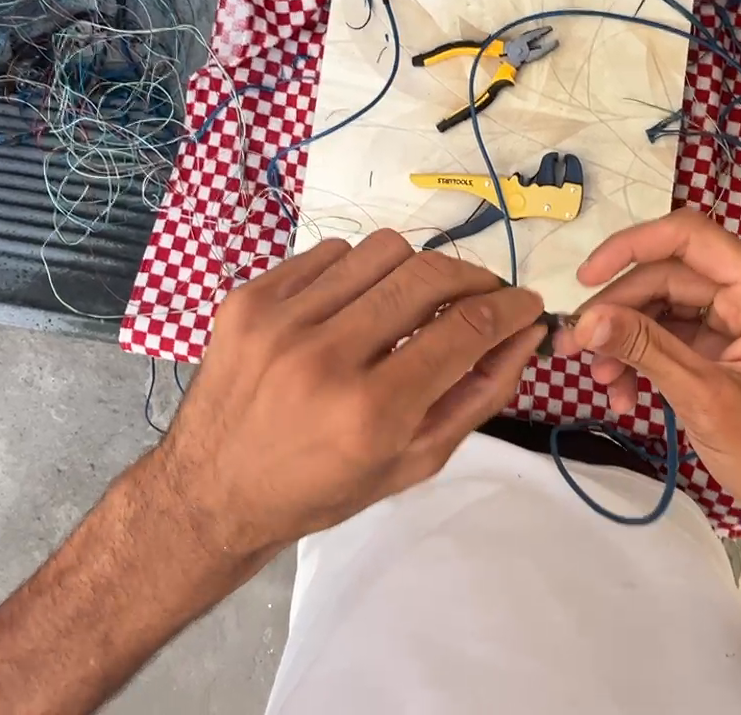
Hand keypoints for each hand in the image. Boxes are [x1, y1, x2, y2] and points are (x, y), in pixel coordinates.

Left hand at [157, 230, 545, 557]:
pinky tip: (355, 306)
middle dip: (474, 278)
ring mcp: (279, 320)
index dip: (511, 308)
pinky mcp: (247, 299)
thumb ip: (478, 394)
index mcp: (371, 412)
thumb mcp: (414, 462)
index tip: (527, 303)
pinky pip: (330, 253)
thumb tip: (524, 332)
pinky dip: (359, 273)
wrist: (213, 491)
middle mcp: (325, 357)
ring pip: (382, 250)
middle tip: (484, 295)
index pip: (466, 329)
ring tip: (414, 302)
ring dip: (416, 270)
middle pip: (428, 275)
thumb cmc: (324, 488)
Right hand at [551, 208, 740, 531]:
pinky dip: (643, 362)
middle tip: (572, 344)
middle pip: (668, 277)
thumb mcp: (706, 400)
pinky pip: (672, 340)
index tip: (586, 279)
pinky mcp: (724, 354)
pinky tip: (622, 396)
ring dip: (625, 340)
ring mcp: (737, 327)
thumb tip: (584, 320)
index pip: (690, 238)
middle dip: (618, 310)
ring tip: (597, 379)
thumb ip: (645, 350)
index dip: (632, 247)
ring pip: (663, 309)